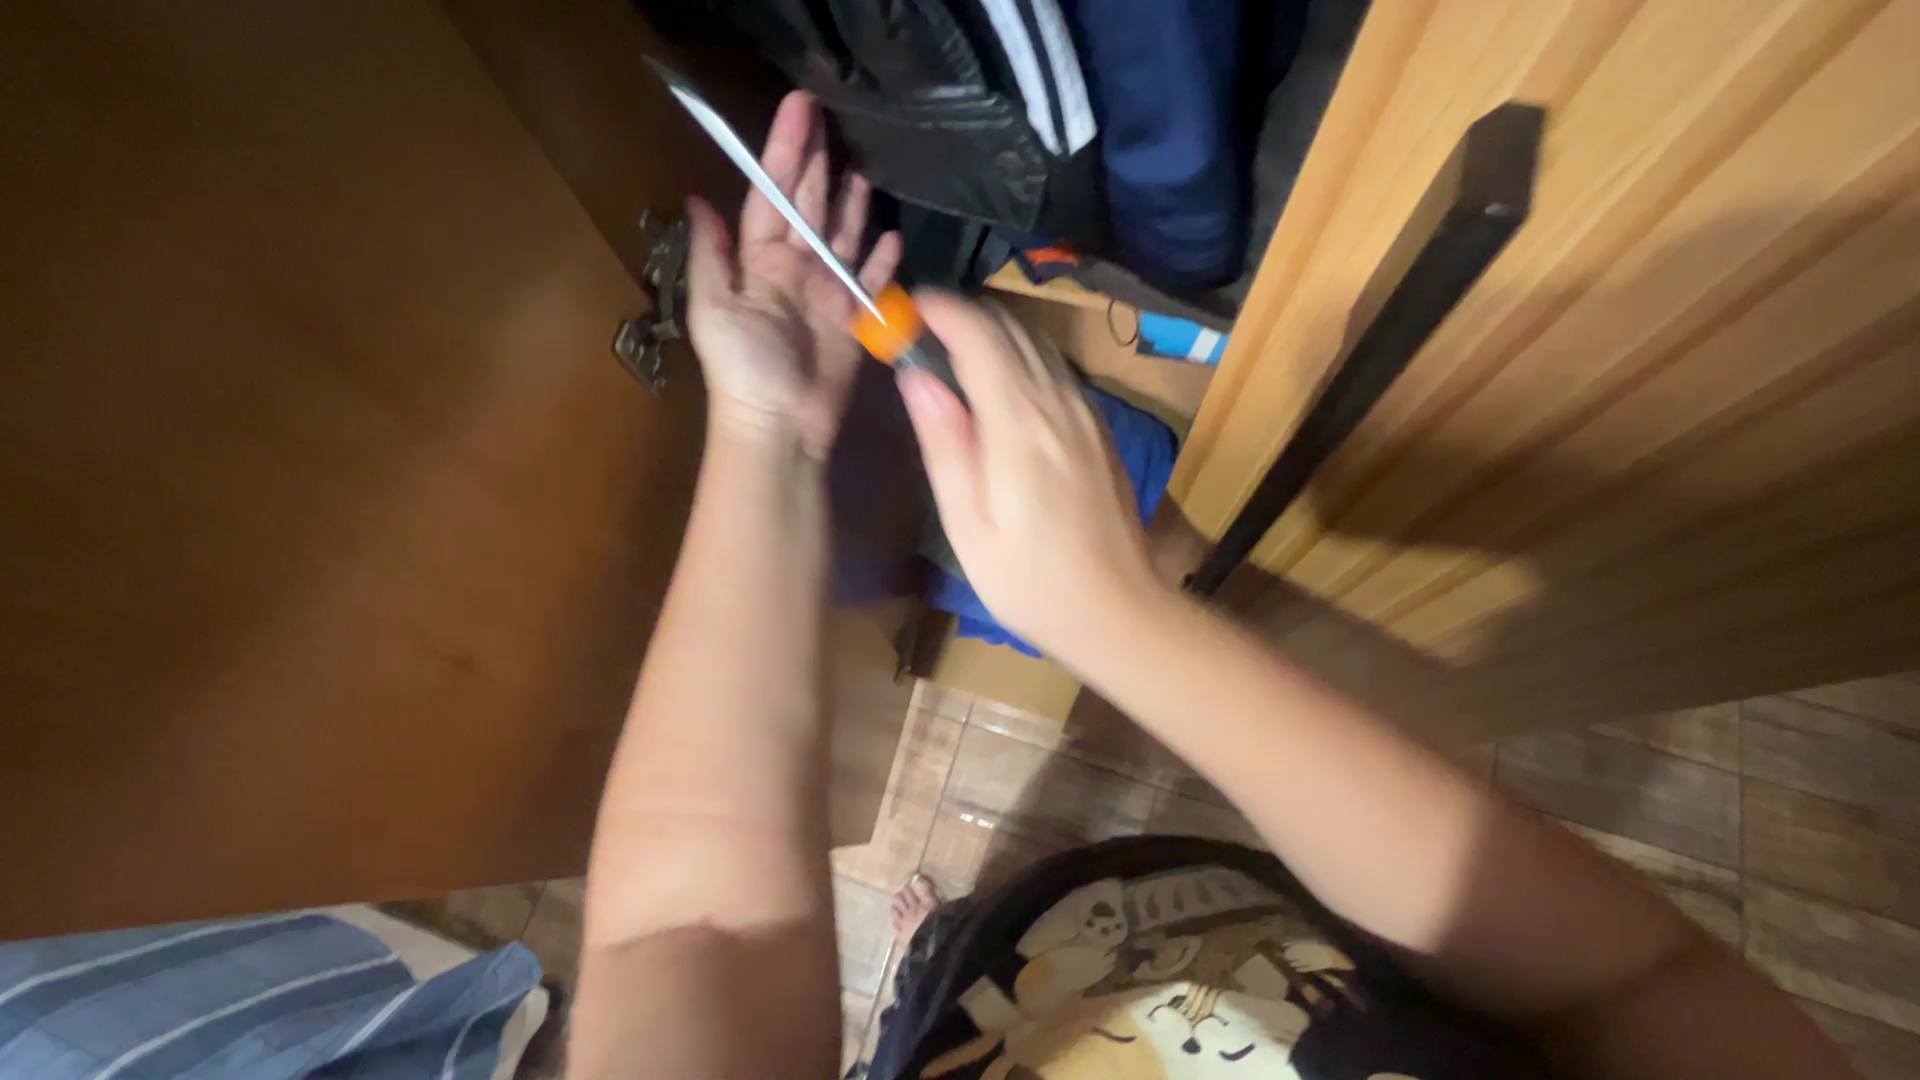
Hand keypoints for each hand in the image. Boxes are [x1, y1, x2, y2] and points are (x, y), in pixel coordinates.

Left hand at [685, 91, 902, 453]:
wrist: (780, 425)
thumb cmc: (743, 368)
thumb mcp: (713, 308)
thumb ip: (711, 254)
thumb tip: (699, 200)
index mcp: (758, 262)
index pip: (773, 197)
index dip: (786, 154)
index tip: (801, 109)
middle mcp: (794, 270)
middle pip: (809, 209)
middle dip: (819, 165)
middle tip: (835, 119)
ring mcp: (826, 294)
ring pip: (842, 238)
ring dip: (852, 205)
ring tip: (866, 168)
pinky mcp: (853, 319)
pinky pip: (870, 282)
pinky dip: (881, 261)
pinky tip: (893, 234)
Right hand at [896, 294, 1170, 655]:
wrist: (1117, 610)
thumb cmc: (1028, 581)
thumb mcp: (968, 523)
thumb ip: (944, 442)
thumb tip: (917, 376)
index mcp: (1020, 423)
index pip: (979, 334)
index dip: (940, 310)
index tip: (906, 309)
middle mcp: (1059, 403)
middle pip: (1010, 330)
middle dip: (963, 319)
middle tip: (921, 337)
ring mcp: (1087, 414)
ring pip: (1037, 347)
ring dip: (993, 337)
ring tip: (953, 360)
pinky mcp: (1100, 430)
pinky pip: (1056, 373)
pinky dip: (1022, 361)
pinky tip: (1001, 394)